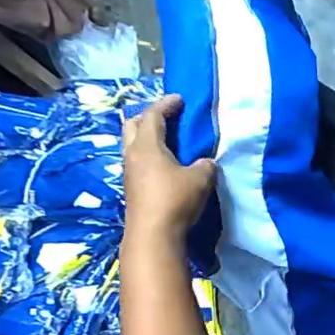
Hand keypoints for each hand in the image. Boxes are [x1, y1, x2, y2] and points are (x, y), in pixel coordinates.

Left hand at [122, 94, 216, 236]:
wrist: (153, 235)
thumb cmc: (175, 200)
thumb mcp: (200, 179)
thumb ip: (205, 165)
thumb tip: (205, 163)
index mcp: (147, 145)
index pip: (153, 115)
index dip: (166, 104)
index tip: (179, 99)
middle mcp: (133, 154)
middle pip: (133, 125)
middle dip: (148, 117)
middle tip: (165, 116)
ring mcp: (129, 172)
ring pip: (132, 144)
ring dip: (145, 137)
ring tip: (163, 139)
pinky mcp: (131, 189)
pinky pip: (137, 162)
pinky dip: (147, 155)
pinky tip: (161, 163)